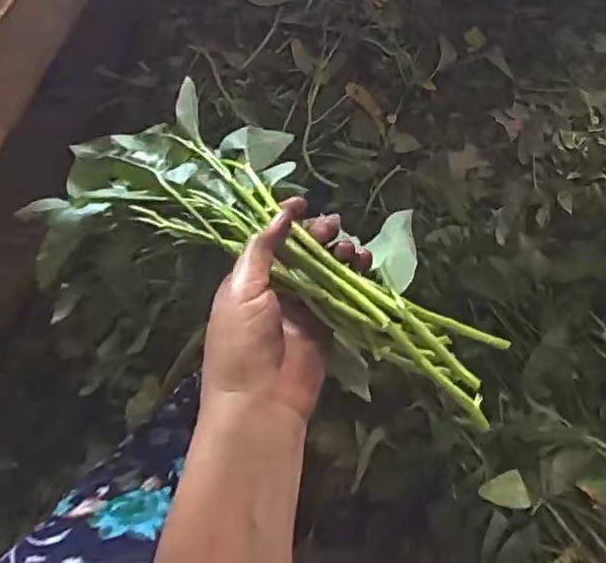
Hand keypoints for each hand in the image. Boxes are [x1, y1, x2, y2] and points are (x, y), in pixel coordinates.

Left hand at [201, 197, 370, 422]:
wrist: (259, 402)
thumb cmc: (242, 341)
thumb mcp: (242, 288)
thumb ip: (263, 249)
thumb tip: (280, 215)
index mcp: (250, 277)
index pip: (270, 239)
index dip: (286, 219)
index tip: (302, 203)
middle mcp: (277, 288)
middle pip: (302, 251)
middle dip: (318, 234)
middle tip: (333, 226)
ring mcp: (303, 306)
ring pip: (325, 269)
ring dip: (338, 253)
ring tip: (350, 247)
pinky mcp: (325, 324)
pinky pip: (341, 293)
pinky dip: (354, 276)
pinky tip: (363, 263)